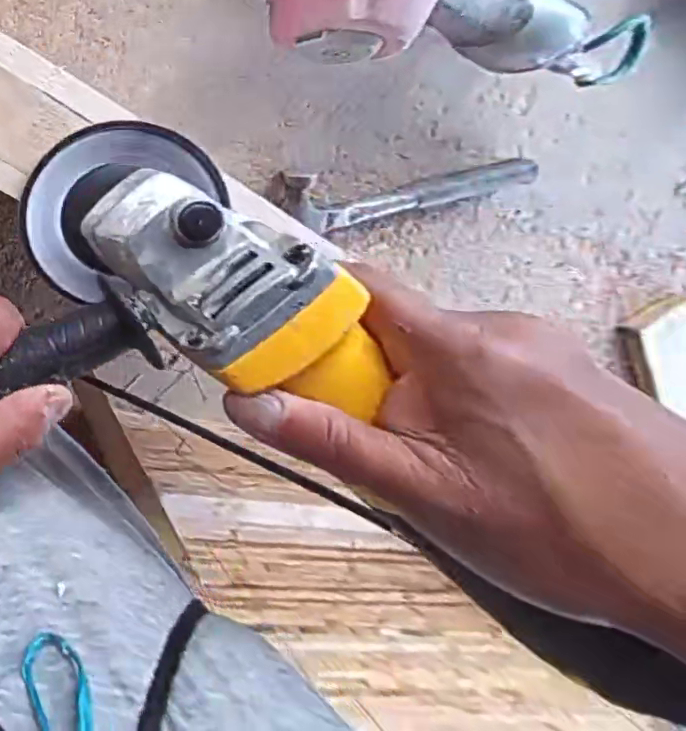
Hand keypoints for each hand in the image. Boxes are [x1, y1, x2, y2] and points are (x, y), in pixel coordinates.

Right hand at [222, 265, 685, 653]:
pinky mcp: (559, 370)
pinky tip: (461, 444)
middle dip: (349, 364)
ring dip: (394, 382)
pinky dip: (437, 391)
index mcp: (464, 346)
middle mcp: (503, 330)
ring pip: (421, 343)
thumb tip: (247, 405)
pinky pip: (463, 360)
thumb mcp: (428, 494)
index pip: (351, 284)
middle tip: (354, 418)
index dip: (296, 301)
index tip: (267, 337)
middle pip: (381, 319)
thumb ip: (328, 441)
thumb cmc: (578, 539)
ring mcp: (538, 348)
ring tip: (414, 443)